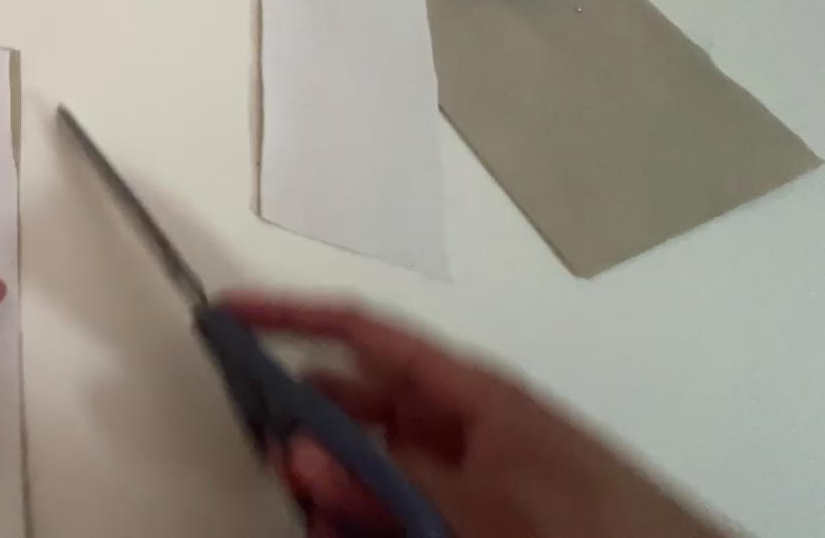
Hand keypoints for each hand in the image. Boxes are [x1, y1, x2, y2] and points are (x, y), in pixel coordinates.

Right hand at [224, 295, 732, 537]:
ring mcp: (453, 474)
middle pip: (349, 402)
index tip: (227, 312)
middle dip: (301, 422)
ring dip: (327, 485)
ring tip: (312, 518)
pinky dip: (355, 516)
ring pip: (362, 463)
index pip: (358, 330)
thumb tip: (294, 451)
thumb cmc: (602, 528)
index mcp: (461, 390)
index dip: (289, 314)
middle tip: (266, 453)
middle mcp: (449, 423)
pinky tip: (337, 531)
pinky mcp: (455, 515)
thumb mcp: (492, 504)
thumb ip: (390, 479)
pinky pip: (387, 504)